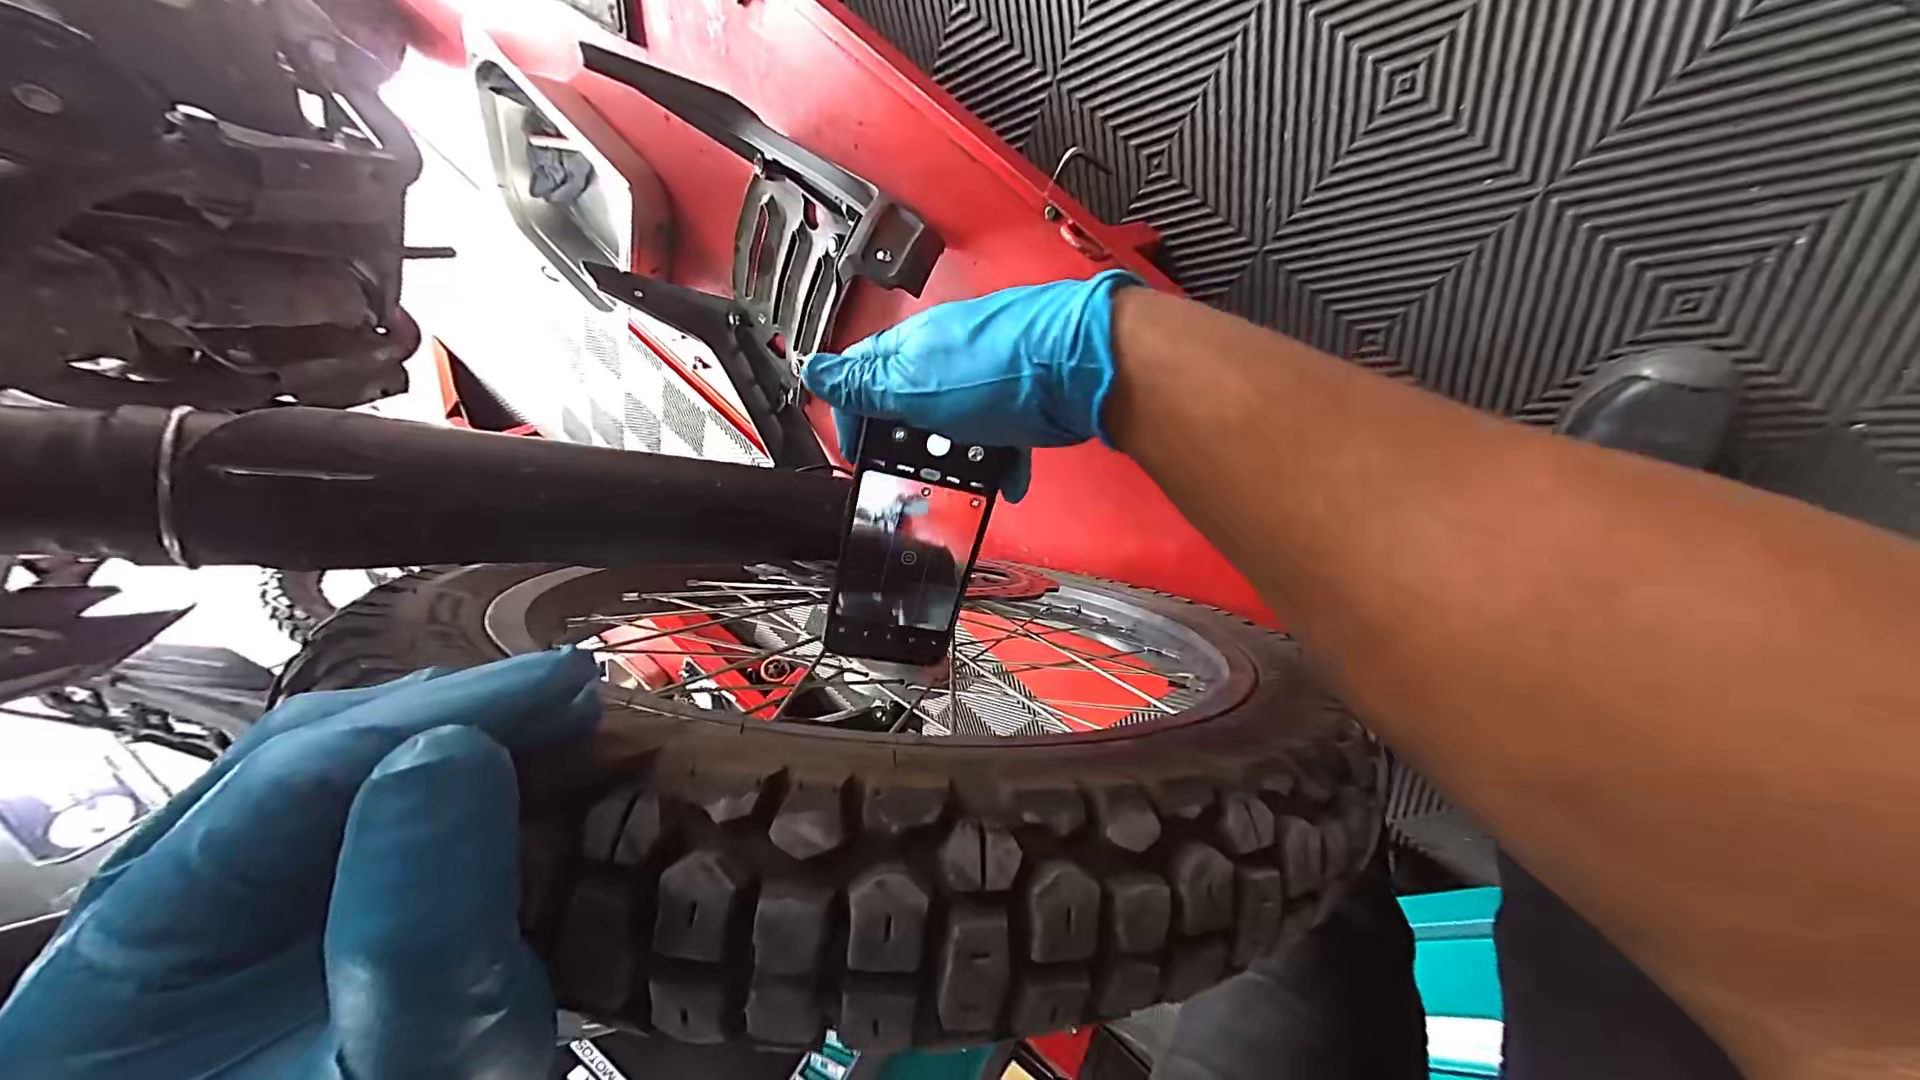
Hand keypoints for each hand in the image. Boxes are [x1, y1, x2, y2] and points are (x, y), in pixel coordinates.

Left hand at [0, 649, 600, 1079]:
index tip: (570, 681)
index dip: (451, 710)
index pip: (294, 780)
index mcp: (129, 966)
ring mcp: (250, 897)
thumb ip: (423, 925)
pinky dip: (477, 765)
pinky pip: (397, 796)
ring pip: (358, 761)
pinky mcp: (332, 890)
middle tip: (576, 690)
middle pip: (317, 753)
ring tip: (564, 712)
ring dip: (474, 725)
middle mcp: (172, 909)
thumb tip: (462, 744)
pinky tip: (532, 754)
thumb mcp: (425, 1061)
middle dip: (465, 706)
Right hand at [803, 270, 1139, 500]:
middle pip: (910, 409)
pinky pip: (998, 438)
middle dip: (908, 445)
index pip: (861, 380)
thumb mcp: (912, 386)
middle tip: (909, 470)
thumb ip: (863, 384)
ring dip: (955, 458)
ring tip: (961, 477)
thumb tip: (813, 370)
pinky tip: (1002, 478)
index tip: (855, 449)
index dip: (852, 418)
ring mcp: (985, 381)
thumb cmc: (1003, 369)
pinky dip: (998, 462)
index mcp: (911, 351)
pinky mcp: (1018, 402)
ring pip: (954, 428)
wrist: (1078, 367)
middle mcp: (946, 361)